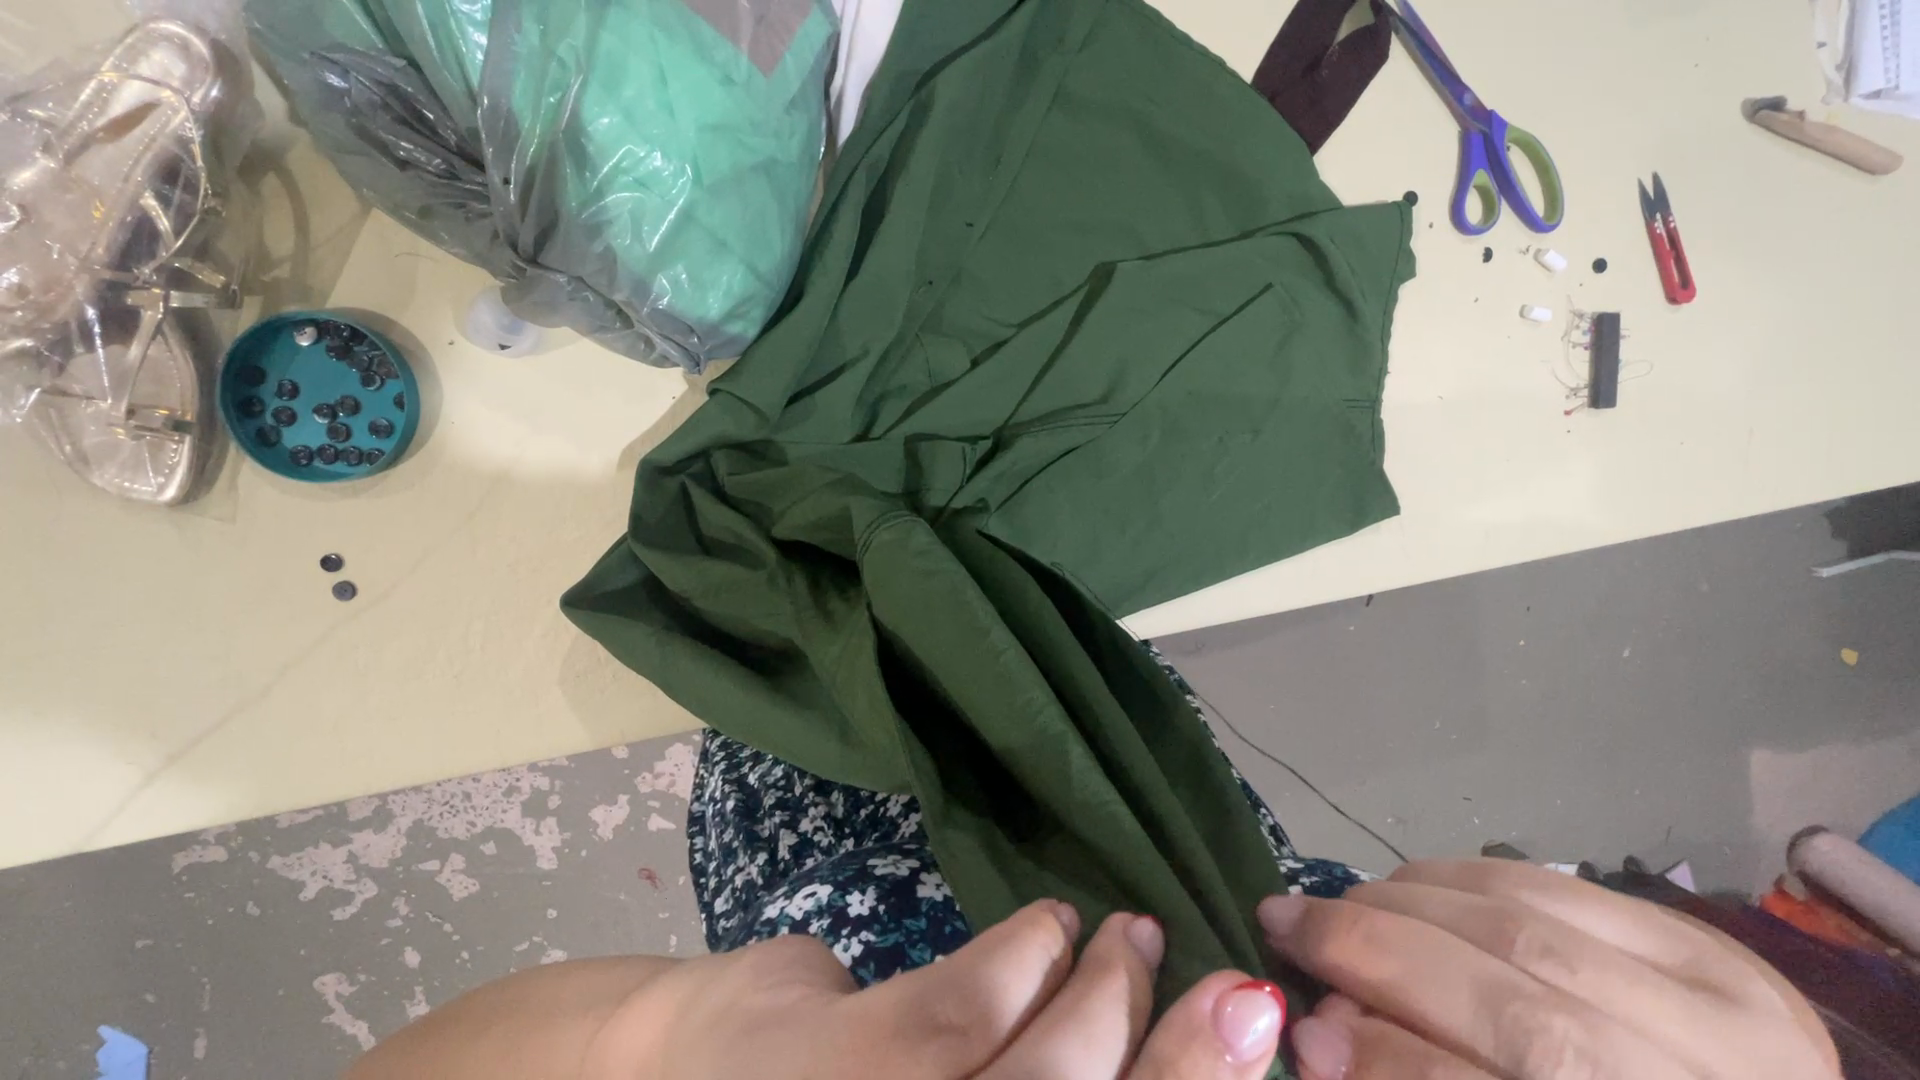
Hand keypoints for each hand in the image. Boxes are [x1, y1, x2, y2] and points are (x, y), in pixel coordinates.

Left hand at [589, 899, 1286, 1079]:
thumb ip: (990, 1068)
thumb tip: (1101, 1040)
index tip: (1254, 1038)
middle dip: (1185, 1063)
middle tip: (1242, 995)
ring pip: (1046, 1066)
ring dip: (1107, 995)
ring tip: (1135, 940)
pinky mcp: (847, 1057)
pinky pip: (969, 1001)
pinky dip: (1029, 956)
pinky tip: (1053, 923)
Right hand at [1257, 859, 1841, 1079]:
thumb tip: (1320, 1041)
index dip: (1394, 1066)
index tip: (1303, 1036)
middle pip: (1523, 1012)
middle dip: (1377, 957)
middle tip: (1286, 928)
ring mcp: (1736, 1019)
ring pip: (1529, 929)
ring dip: (1403, 906)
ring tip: (1334, 908)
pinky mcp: (1713, 948)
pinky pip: (1552, 883)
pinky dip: (1457, 876)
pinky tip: (1402, 884)